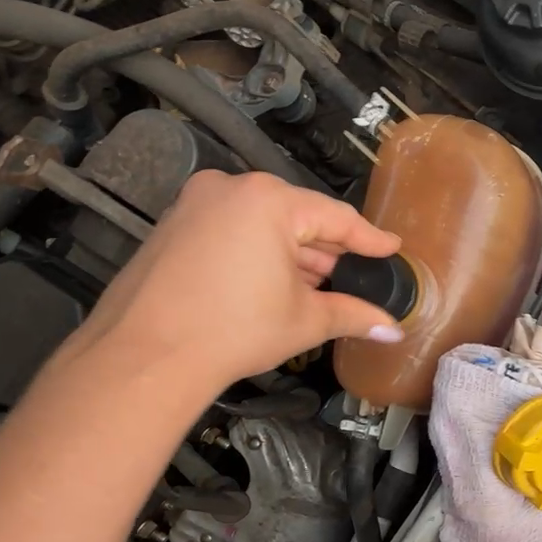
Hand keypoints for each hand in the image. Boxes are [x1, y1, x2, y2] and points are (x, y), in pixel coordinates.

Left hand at [66, 170, 403, 389]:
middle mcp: (231, 189)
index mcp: (270, 202)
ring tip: (321, 284)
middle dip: (329, 248)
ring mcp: (198, 203)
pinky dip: (262, 251)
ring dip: (295, 252)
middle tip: (357, 273)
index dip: (369, 238)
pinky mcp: (176, 224)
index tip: (392, 248)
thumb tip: (393, 330)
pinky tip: (279, 282)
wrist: (148, 352)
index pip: (336, 218)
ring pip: (265, 222)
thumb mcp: (307, 320)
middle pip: (299, 215)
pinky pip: (235, 228)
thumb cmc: (234, 329)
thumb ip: (354, 315)